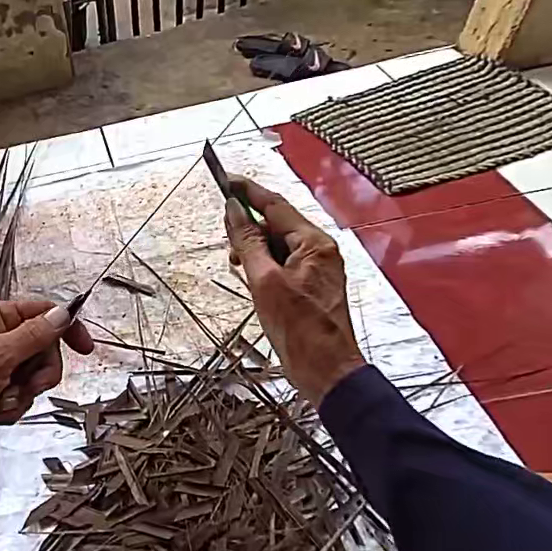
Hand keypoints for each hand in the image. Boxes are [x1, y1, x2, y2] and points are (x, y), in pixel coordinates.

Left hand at [0, 299, 95, 460]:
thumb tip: (62, 315)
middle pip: (43, 348)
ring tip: (0, 400)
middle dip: (39, 372)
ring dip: (22, 393)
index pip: (43, 312)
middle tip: (27, 384)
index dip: (66, 329)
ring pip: (33, 376)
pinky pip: (20, 396)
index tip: (84, 348)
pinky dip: (11, 407)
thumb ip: (34, 335)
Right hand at [224, 177, 364, 402]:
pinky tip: (251, 278)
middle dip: (248, 227)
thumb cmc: (300, 330)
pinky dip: (263, 265)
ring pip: (278, 245)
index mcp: (314, 243)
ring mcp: (317, 268)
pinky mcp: (310, 285)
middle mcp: (319, 250)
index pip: (275, 205)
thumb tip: (233, 211)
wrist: (326, 371)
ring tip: (237, 264)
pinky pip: (282, 263)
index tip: (224, 180)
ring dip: (254, 249)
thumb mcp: (265, 281)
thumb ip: (248, 242)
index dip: (247, 191)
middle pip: (276, 224)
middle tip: (226, 238)